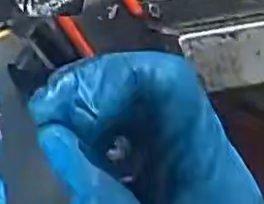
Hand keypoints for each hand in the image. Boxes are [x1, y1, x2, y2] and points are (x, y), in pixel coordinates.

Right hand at [29, 53, 259, 203]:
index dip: (113, 74)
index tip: (68, 95)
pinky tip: (75, 155)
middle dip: (91, 92)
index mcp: (213, 166)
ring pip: (131, 111)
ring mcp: (185, 170)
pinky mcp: (165, 184)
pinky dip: (96, 141)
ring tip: (56, 132)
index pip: (166, 80)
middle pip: (143, 89)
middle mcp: (202, 157)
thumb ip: (99, 189)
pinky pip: (127, 141)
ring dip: (88, 114)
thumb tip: (53, 135)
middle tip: (50, 112)